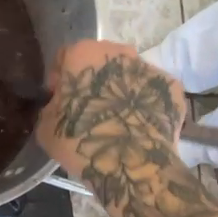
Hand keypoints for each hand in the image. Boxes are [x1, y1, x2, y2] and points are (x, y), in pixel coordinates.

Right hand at [36, 40, 186, 185]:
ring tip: (115, 119)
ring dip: (120, 90)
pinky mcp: (172, 89)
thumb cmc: (79, 140)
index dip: (59, 78)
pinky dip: (143, 104)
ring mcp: (150, 68)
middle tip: (87, 108)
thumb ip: (51, 106)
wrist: (131, 164)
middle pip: (100, 60)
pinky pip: (151, 92)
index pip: (64, 56)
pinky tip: (137, 126)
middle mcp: (119, 52)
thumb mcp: (45, 126)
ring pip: (128, 74)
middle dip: (93, 80)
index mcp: (83, 54)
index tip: (58, 99)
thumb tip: (59, 105)